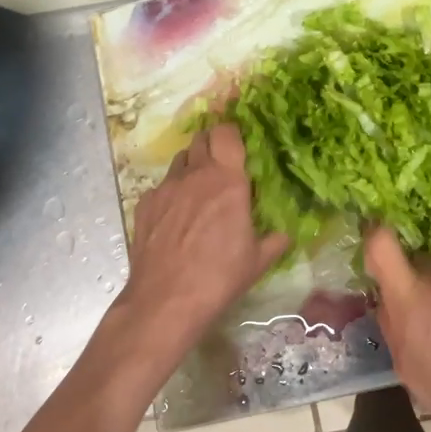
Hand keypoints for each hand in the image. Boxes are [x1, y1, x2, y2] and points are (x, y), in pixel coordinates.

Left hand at [119, 125, 288, 349]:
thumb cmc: (219, 277)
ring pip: (179, 161)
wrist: (166, 300)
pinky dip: (171, 193)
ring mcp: (165, 188)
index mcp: (227, 180)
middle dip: (211, 144)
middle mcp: (195, 175)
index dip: (231, 131)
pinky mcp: (144, 204)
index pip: (226, 133)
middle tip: (221, 162)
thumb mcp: (257, 261)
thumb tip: (285, 235)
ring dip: (191, 166)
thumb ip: (274, 241)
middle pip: (200, 139)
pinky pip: (161, 187)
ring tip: (198, 190)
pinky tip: (174, 217)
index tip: (237, 139)